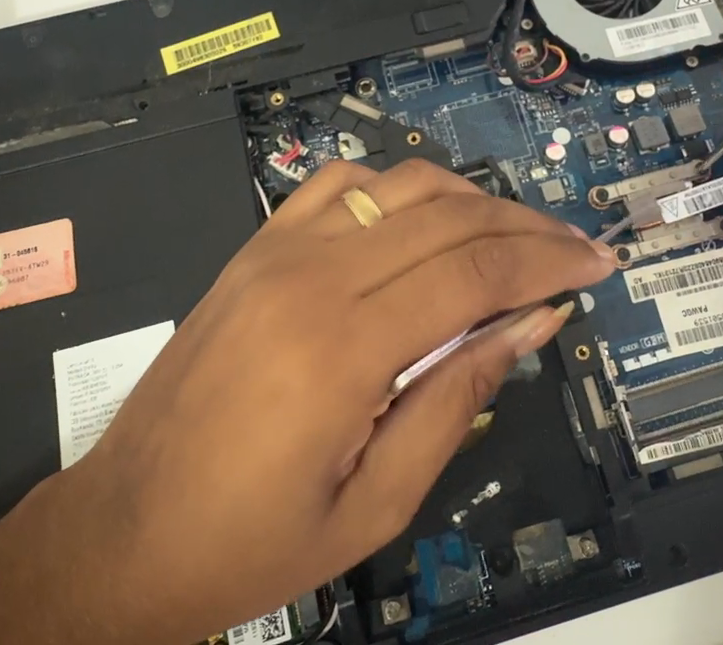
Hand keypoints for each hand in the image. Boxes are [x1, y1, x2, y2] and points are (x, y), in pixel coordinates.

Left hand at [37, 159, 613, 644]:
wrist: (126, 529)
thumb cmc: (252, 539)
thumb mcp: (377, 501)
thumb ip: (457, 398)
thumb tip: (528, 323)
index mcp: (343, 348)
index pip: (474, 274)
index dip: (547, 263)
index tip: (596, 264)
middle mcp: (311, 277)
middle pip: (448, 218)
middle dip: (527, 228)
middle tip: (575, 246)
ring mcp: (275, 251)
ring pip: (399, 184)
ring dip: (470, 199)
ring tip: (515, 234)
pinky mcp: (254, 248)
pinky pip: (337, 183)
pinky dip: (395, 185)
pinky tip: (422, 215)